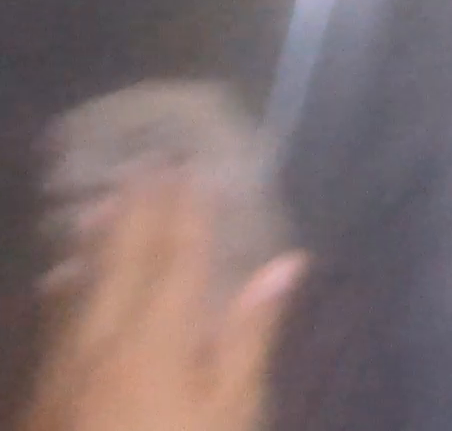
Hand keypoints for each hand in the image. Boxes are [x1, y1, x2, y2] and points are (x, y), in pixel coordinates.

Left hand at [25, 170, 306, 430]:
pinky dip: (65, 288)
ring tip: (103, 202)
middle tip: (145, 165)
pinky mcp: (43, 394)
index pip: (176, 259)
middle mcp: (102, 342)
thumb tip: (287, 261)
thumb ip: (251, 331)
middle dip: (137, 213)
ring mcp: (63, 369)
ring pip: (79, 290)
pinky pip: (58, 321)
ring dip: (96, 242)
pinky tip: (62, 278)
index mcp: (156, 338)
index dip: (187, 212)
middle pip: (121, 266)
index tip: (193, 169)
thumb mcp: (232, 406)